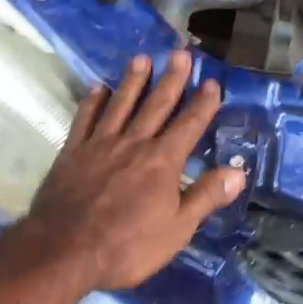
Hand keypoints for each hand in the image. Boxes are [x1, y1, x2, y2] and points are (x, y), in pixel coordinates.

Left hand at [7, 51, 243, 290]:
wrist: (65, 250)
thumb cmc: (127, 246)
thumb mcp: (177, 230)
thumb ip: (205, 197)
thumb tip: (238, 172)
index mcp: (162, 162)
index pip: (189, 125)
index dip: (202, 104)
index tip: (212, 82)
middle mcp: (134, 143)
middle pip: (155, 105)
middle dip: (171, 79)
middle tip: (180, 53)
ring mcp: (100, 144)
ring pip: (120, 104)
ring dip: (132, 81)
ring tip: (141, 58)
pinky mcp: (73, 151)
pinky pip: (85, 118)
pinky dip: (92, 101)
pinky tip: (96, 87)